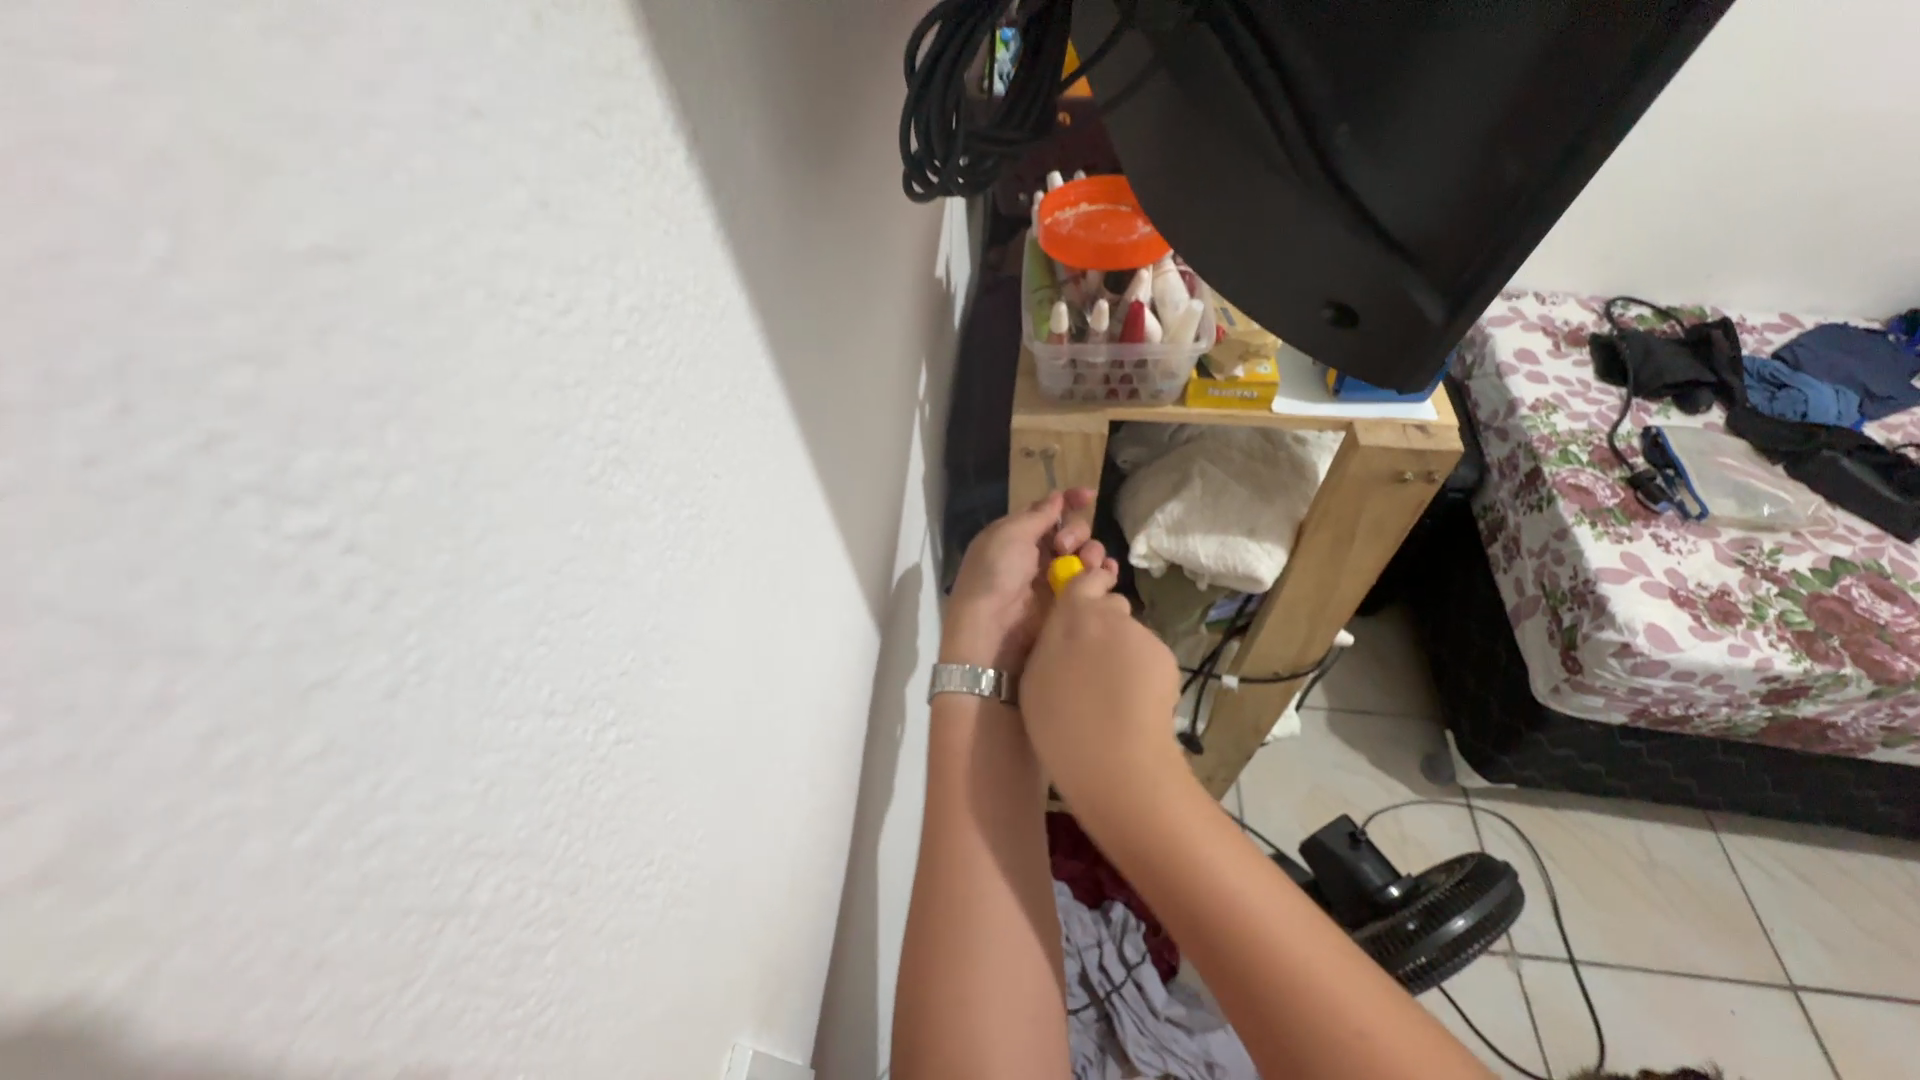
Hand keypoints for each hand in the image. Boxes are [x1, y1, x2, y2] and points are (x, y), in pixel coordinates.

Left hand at [942, 489, 1115, 676]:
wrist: (992, 631)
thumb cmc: (994, 575)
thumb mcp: (1009, 535)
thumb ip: (1037, 515)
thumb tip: (1056, 498)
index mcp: (1017, 535)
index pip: (1048, 511)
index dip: (1069, 501)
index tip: (1088, 496)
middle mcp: (1037, 555)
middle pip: (1072, 532)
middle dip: (1076, 533)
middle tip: (1064, 547)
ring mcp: (1054, 581)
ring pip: (1086, 555)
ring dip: (1093, 553)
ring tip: (1088, 565)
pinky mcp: (1068, 604)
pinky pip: (1094, 582)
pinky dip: (1104, 575)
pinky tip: (1105, 575)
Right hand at [1020, 559, 1184, 806]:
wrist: (1115, 759)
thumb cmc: (1059, 722)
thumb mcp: (1035, 675)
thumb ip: (1053, 641)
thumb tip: (1066, 634)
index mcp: (1072, 614)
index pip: (1086, 579)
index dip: (1088, 588)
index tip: (1085, 607)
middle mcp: (1111, 615)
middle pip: (1111, 607)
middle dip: (1104, 624)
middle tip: (1093, 663)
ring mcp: (1142, 636)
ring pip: (1131, 635)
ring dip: (1123, 651)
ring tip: (1115, 692)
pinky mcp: (1166, 658)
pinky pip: (1150, 656)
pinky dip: (1144, 672)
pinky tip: (1135, 702)